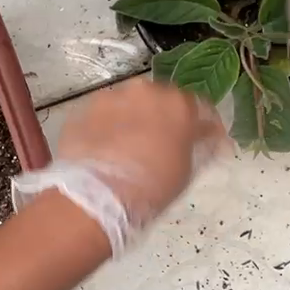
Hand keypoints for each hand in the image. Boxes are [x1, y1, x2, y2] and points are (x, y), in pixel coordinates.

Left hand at [12, 77, 224, 253]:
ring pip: (128, 106)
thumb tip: (206, 141)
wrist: (96, 197)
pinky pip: (102, 118)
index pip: (200, 109)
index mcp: (179, 105)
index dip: (204, 127)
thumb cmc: (150, 188)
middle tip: (162, 145)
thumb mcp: (186, 172)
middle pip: (161, 101)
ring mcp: (111, 98)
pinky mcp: (83, 111)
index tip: (205, 142)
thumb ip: (197, 148)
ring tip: (128, 149)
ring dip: (133, 121)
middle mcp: (145, 91)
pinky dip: (106, 129)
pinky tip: (104, 151)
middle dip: (164, 120)